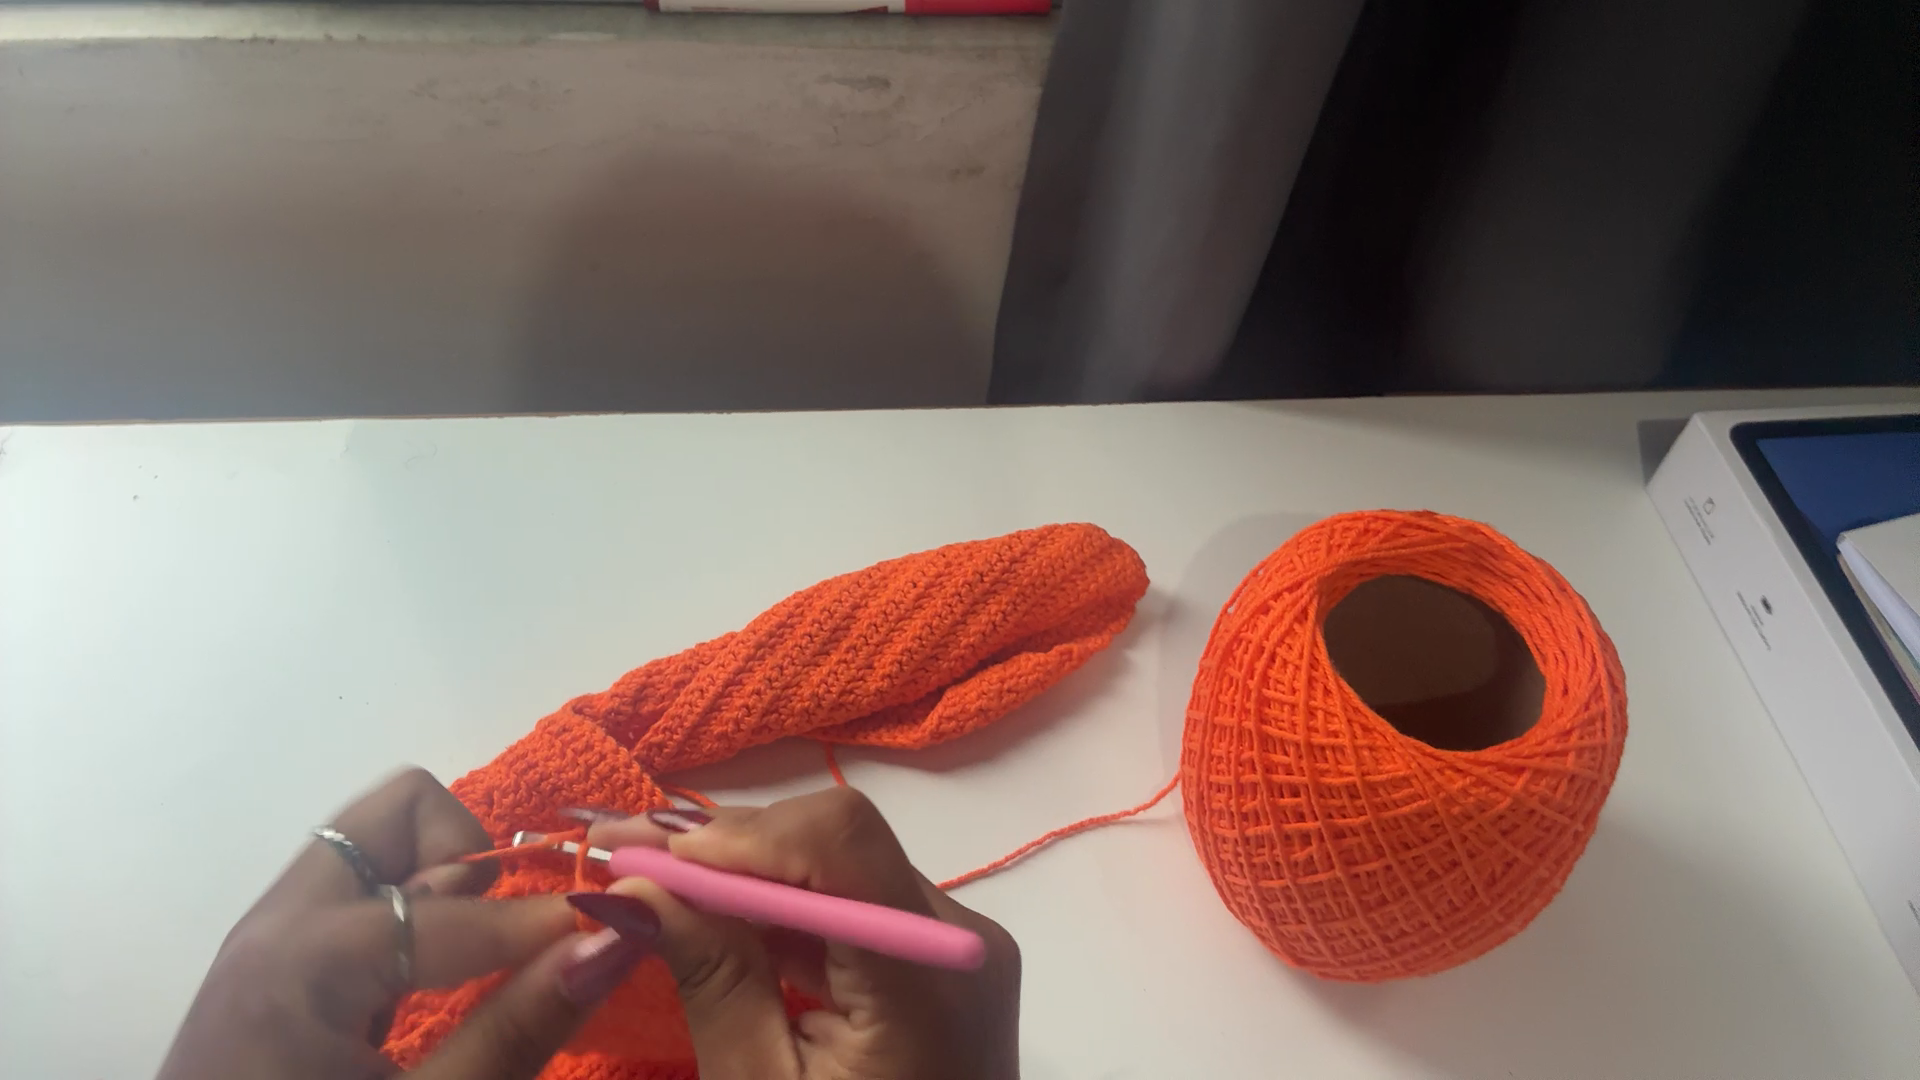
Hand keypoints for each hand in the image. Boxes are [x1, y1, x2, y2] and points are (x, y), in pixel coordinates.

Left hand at [157, 768, 650, 1079]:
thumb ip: (519, 1027)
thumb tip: (621, 930)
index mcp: (299, 961)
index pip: (463, 905)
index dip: (554, 919)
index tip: (617, 934)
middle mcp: (278, 923)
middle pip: (401, 808)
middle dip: (472, 854)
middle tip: (497, 934)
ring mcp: (272, 936)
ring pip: (387, 837)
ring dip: (449, 879)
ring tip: (459, 965)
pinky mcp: (281, 959)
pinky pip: (374, 880)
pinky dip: (424, 903)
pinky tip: (428, 977)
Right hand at [585, 787, 1021, 1079]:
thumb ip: (716, 981)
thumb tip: (639, 889)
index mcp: (926, 977)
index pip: (843, 842)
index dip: (746, 834)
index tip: (654, 853)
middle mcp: (956, 932)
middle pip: (837, 843)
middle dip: (730, 844)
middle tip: (628, 851)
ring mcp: (954, 936)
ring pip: (840, 861)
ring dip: (747, 866)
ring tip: (659, 872)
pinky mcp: (937, 946)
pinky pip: (852, 897)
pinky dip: (781, 899)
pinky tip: (718, 904)